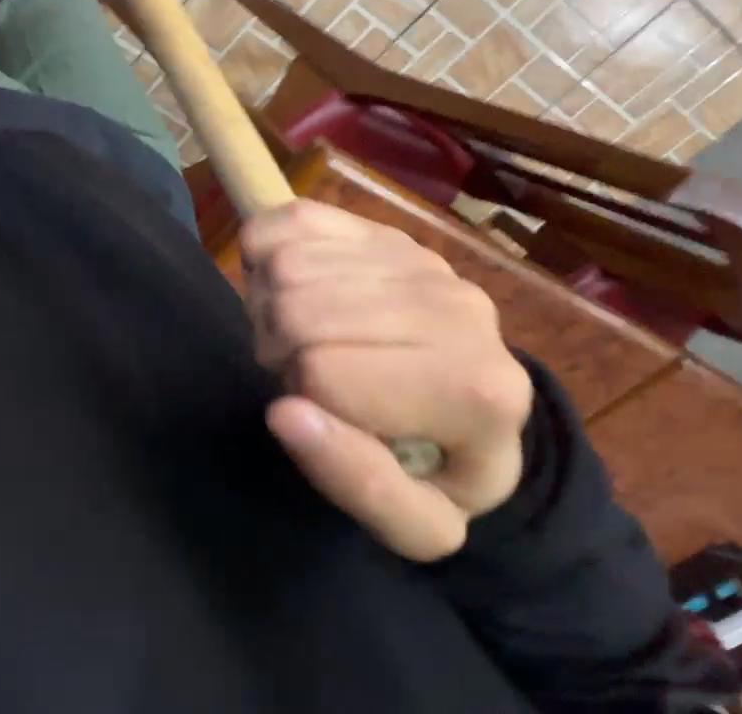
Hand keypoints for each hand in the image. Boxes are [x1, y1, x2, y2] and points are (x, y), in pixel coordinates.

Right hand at [241, 201, 533, 561]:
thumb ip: (358, 483)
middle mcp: (460, 309)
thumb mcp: (416, 522)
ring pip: (289, 266)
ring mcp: (422, 259)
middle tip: (304, 375)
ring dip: (269, 306)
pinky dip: (263, 252)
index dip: (303, 402)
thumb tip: (285, 414)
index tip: (330, 418)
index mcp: (477, 391)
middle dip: (278, 351)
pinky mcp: (386, 229)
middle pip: (298, 312)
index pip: (324, 373)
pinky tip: (289, 288)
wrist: (474, 411)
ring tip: (301, 336)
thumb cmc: (437, 470)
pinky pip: (291, 220)